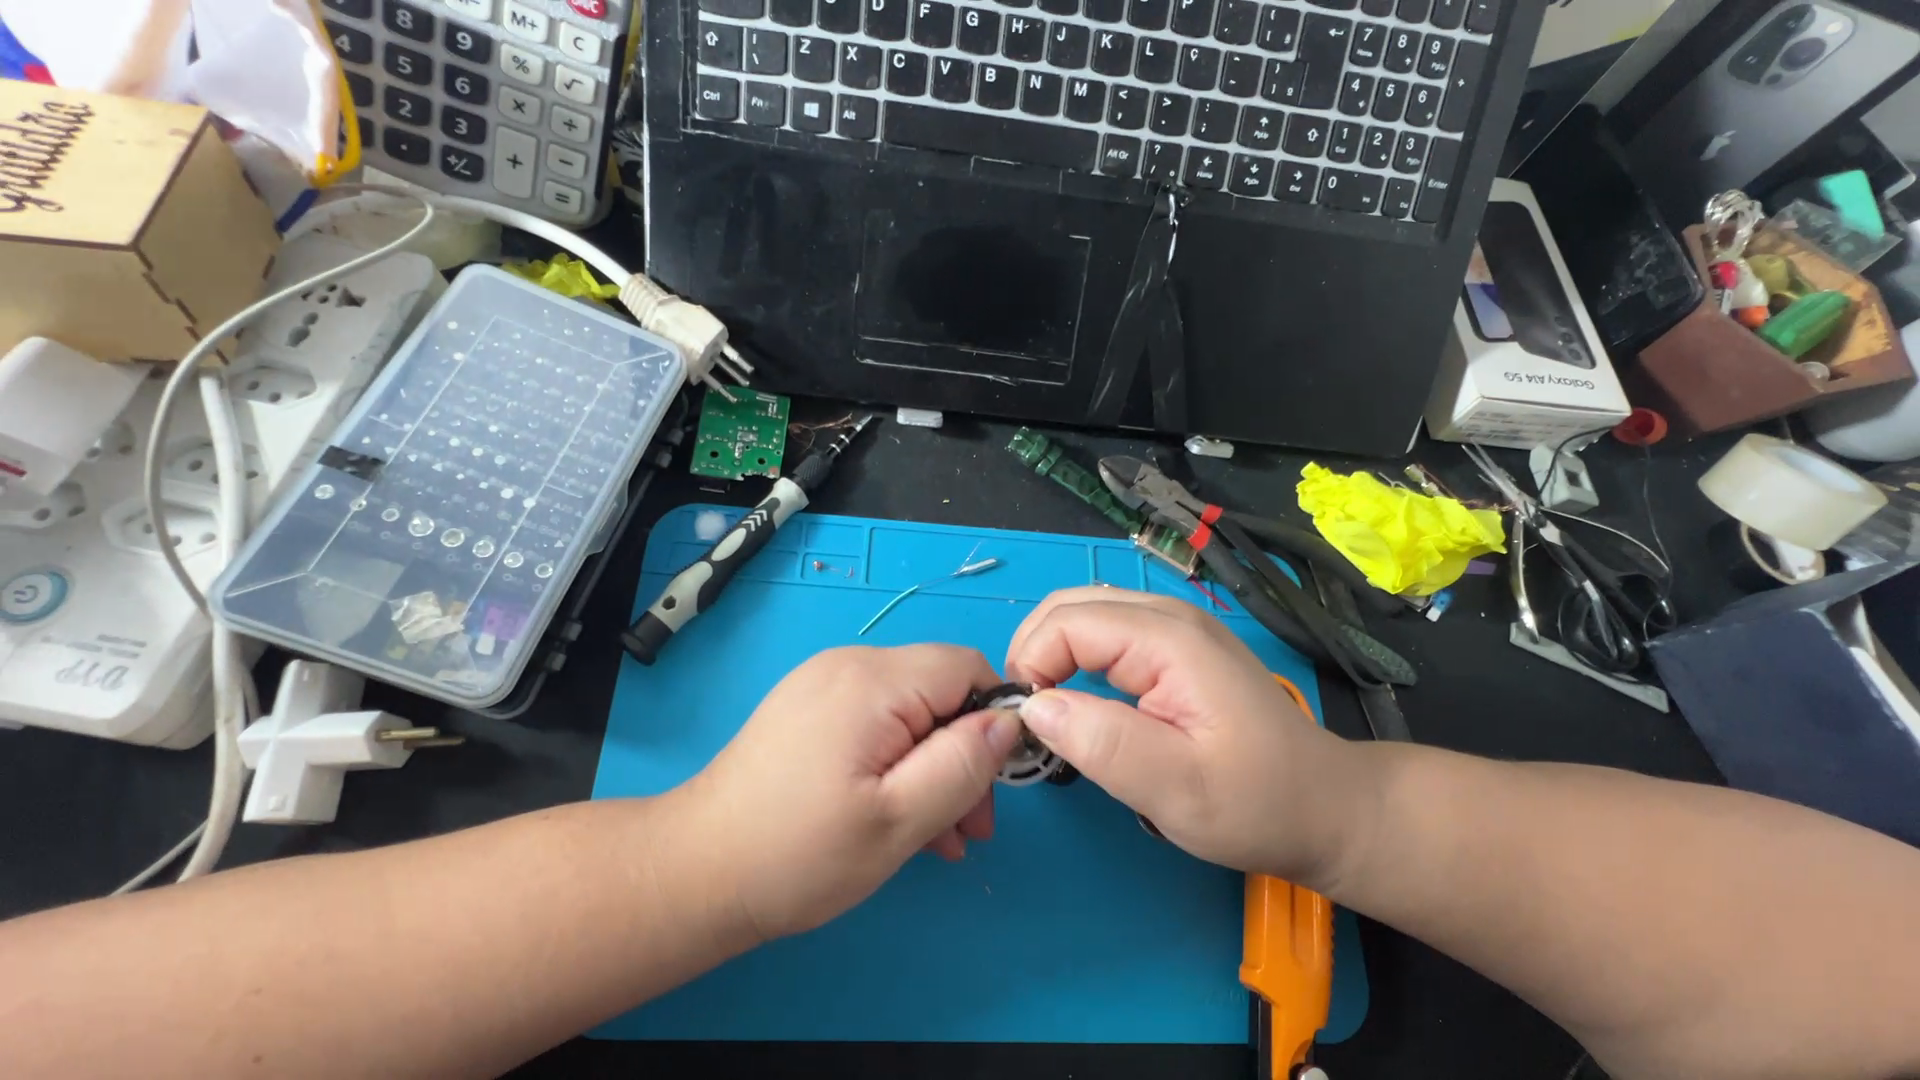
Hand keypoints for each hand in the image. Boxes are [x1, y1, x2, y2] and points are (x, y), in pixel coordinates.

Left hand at [677, 645, 1021, 942]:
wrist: (697, 872)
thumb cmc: (802, 852)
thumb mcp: (898, 819)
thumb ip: (962, 764)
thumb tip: (1009, 722)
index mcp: (873, 681)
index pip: (966, 667)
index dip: (994, 718)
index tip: (995, 783)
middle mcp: (848, 666)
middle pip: (939, 691)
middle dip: (964, 754)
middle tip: (970, 827)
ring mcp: (822, 685)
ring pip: (910, 712)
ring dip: (934, 768)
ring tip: (941, 837)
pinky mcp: (807, 710)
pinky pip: (876, 724)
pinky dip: (898, 764)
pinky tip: (901, 821)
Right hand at [1004, 588, 1362, 887]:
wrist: (1324, 806)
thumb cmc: (1254, 802)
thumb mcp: (1176, 788)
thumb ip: (1102, 743)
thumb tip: (1034, 707)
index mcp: (1169, 639)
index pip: (1065, 623)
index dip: (1031, 666)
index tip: (1026, 726)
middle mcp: (1168, 616)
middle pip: (1068, 606)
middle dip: (1033, 654)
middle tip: (1031, 719)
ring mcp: (1175, 626)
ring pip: (1082, 615)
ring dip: (1051, 655)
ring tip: (1050, 714)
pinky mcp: (1176, 645)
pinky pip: (1105, 633)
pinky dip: (1076, 659)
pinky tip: (1082, 703)